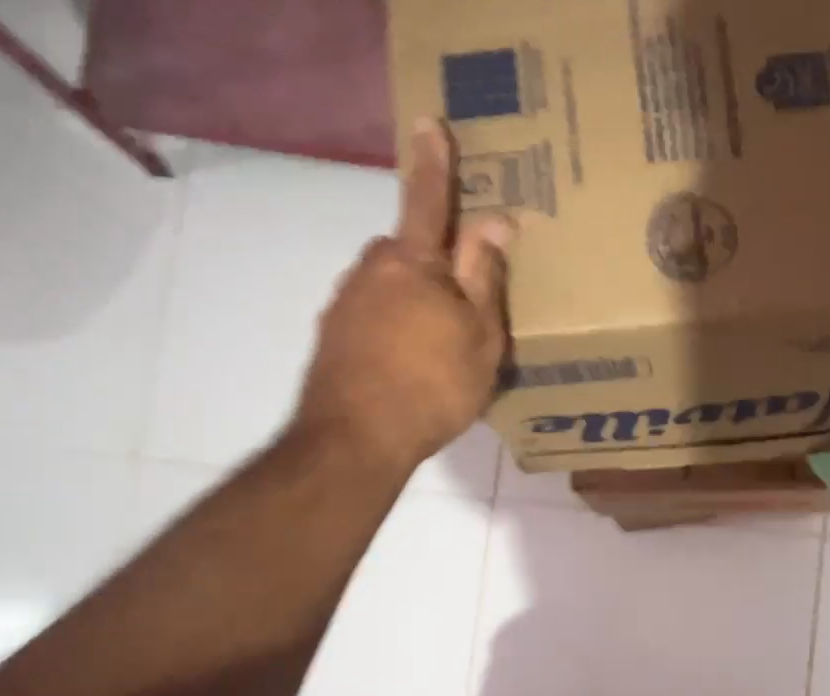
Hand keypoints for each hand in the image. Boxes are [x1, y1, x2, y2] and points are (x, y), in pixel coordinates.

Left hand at [294, 119, 514, 468]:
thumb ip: (485, 275)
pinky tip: (413, 364)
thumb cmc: (433, 385)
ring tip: (443, 347)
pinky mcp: (334, 334)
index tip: (428, 121)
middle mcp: (372, 269)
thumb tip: (496, 221)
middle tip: (466, 301)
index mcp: (414, 263)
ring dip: (416, 300)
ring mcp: (346, 302)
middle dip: (435, 260)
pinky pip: (376, 314)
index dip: (434, 163)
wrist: (355, 439)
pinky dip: (396, 327)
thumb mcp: (480, 335)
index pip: (429, 200)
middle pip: (410, 249)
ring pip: (391, 284)